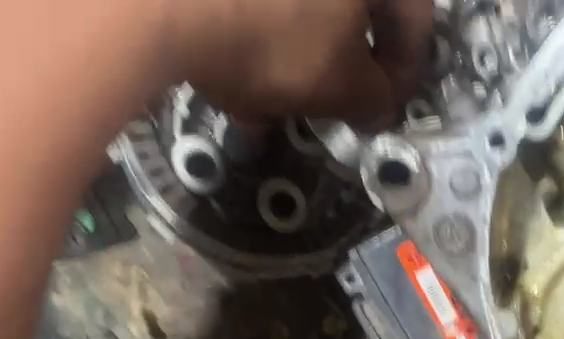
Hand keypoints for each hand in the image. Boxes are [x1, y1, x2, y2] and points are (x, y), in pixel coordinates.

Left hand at [158, 0, 433, 126]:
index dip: (405, 67)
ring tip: (269, 101)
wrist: (150, 0)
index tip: (386, 103)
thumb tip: (380, 103)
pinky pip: (254, 3)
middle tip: (332, 101)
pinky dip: (251, 27)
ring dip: (290, 49)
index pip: (413, 13)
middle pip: (346, 3)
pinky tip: (231, 73)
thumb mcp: (343, 86)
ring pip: (295, 4)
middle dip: (340, 56)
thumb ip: (377, 98)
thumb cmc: (274, 39)